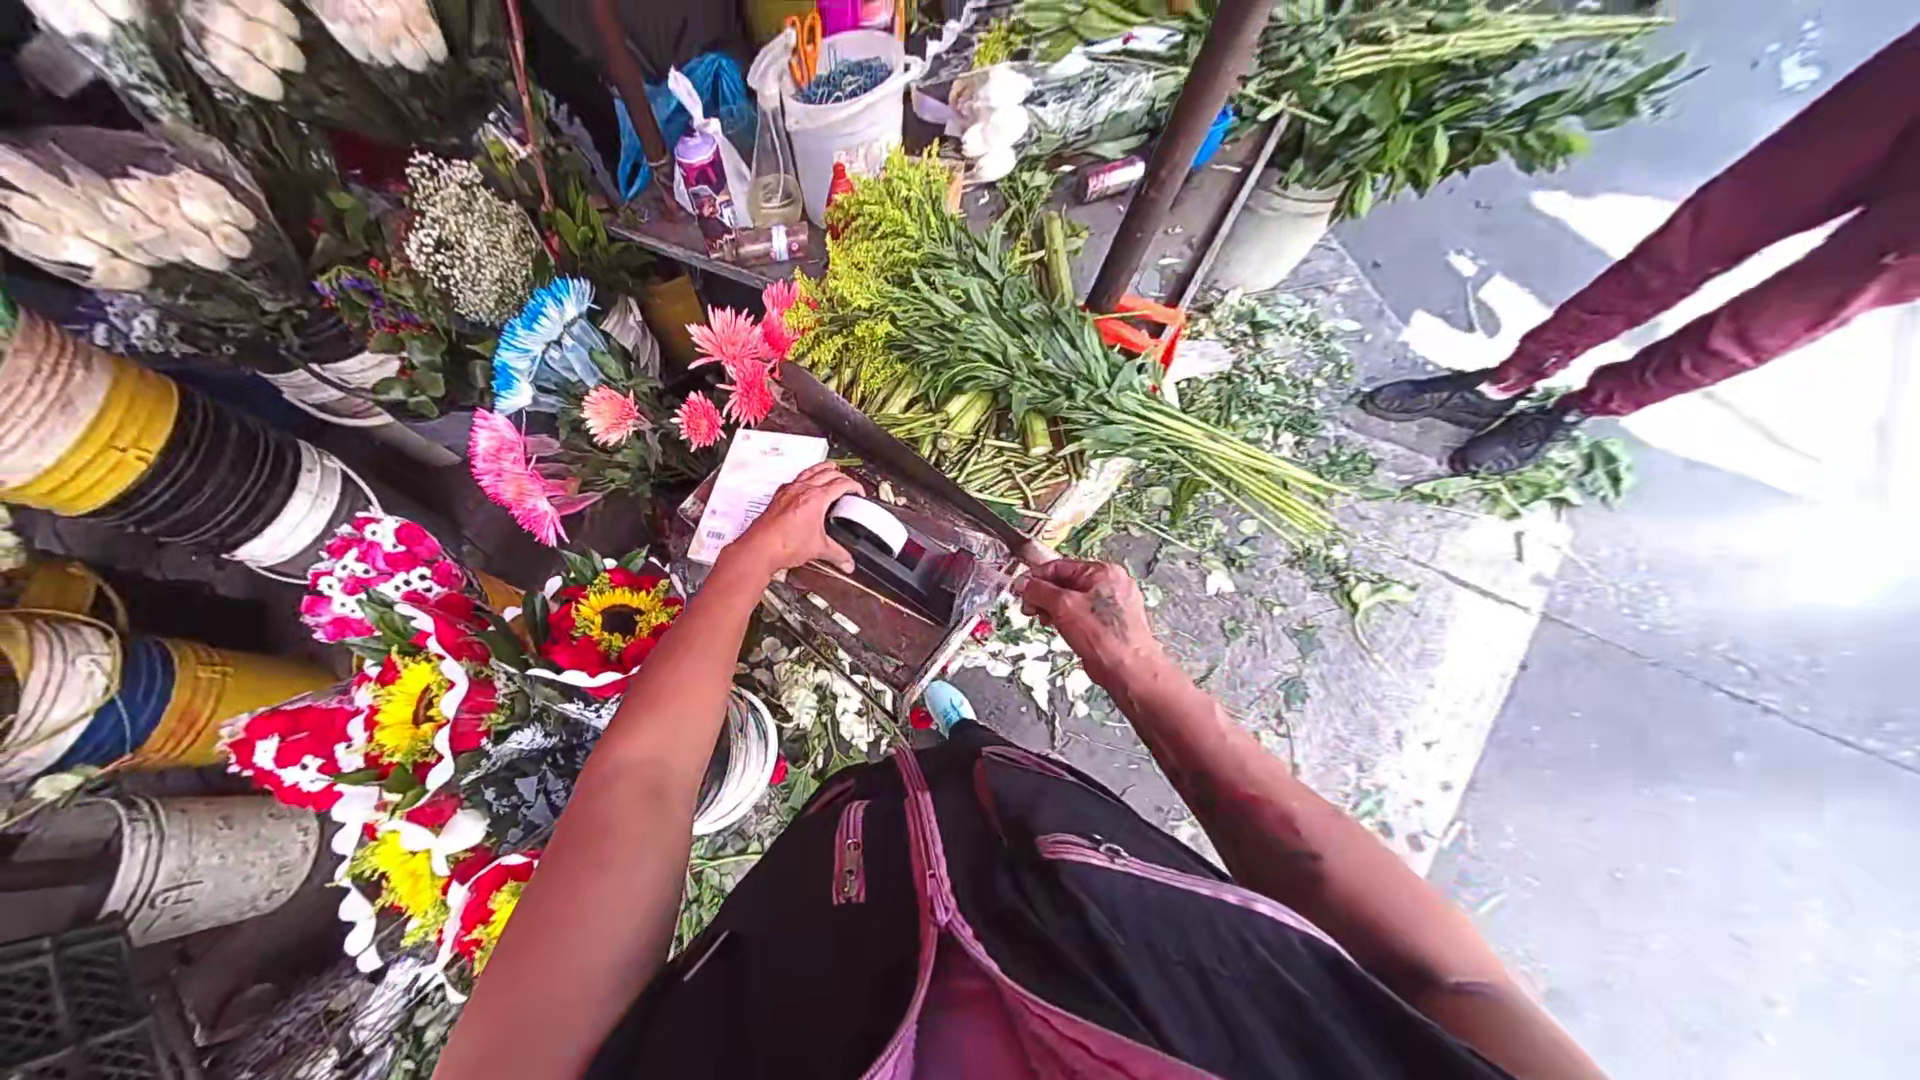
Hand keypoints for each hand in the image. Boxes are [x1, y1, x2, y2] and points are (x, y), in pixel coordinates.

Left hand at [725, 462, 862, 578]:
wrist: (760, 549)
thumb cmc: (783, 545)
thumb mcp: (819, 549)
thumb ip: (838, 554)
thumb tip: (847, 562)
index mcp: (816, 498)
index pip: (841, 484)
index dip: (854, 486)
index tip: (859, 492)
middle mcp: (802, 490)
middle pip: (826, 472)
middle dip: (841, 475)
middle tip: (847, 481)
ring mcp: (789, 491)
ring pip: (810, 471)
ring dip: (822, 468)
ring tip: (829, 468)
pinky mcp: (778, 497)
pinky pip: (795, 479)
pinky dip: (804, 477)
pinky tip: (803, 483)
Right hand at [1014, 559, 1168, 691]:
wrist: (1128, 669)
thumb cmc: (1100, 634)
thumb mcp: (1062, 606)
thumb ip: (1039, 591)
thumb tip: (1022, 583)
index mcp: (1103, 571)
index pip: (1060, 566)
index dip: (1036, 577)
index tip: (1019, 589)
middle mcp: (1110, 583)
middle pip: (1066, 582)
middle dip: (1044, 595)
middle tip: (1029, 609)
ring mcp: (1113, 604)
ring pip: (1073, 599)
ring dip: (1053, 608)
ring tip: (1042, 621)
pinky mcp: (1110, 623)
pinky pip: (1082, 614)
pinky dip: (1066, 619)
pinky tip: (1057, 628)